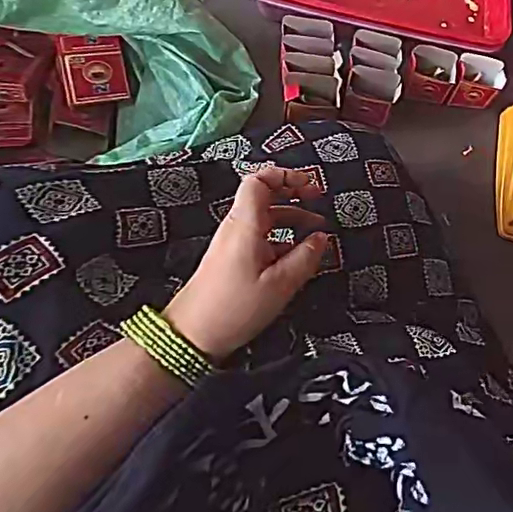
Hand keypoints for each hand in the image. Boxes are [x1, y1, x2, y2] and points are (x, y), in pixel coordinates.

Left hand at [163, 166, 329, 357]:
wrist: (190, 335)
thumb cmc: (232, 308)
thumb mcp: (280, 284)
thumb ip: (305, 257)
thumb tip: (322, 238)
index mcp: (246, 224)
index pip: (259, 180)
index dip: (286, 175)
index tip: (309, 184)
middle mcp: (237, 227)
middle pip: (265, 194)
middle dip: (293, 192)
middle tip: (316, 197)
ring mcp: (233, 242)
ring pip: (266, 216)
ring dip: (291, 216)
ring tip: (315, 228)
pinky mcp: (233, 258)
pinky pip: (261, 236)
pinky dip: (282, 236)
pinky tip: (297, 252)